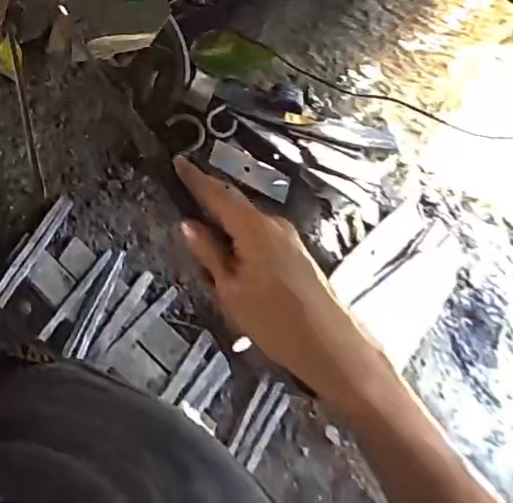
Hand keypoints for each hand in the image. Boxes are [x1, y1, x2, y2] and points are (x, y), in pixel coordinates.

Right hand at [174, 155, 392, 406]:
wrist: (334, 351)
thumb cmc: (276, 322)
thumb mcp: (230, 291)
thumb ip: (209, 253)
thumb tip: (189, 225)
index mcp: (253, 227)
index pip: (217, 193)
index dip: (195, 178)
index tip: (179, 162)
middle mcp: (273, 224)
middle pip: (234, 204)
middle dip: (210, 200)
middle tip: (185, 198)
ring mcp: (288, 237)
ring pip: (247, 222)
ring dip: (226, 224)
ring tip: (204, 239)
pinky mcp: (296, 253)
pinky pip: (260, 235)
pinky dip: (241, 237)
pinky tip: (232, 257)